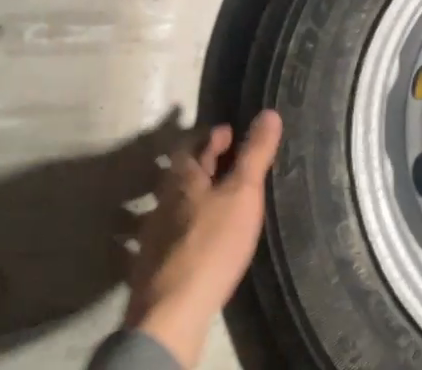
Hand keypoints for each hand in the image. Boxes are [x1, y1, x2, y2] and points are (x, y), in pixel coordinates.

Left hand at [125, 110, 283, 366]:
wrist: (173, 309)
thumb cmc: (212, 242)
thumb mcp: (243, 192)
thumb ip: (255, 153)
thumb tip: (269, 112)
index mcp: (182, 178)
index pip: (191, 144)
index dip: (210, 135)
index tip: (229, 132)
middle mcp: (162, 200)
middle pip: (180, 173)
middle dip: (201, 164)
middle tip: (226, 161)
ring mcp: (153, 234)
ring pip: (172, 204)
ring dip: (191, 196)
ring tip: (216, 199)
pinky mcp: (152, 264)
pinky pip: (168, 234)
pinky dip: (183, 227)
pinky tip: (196, 238)